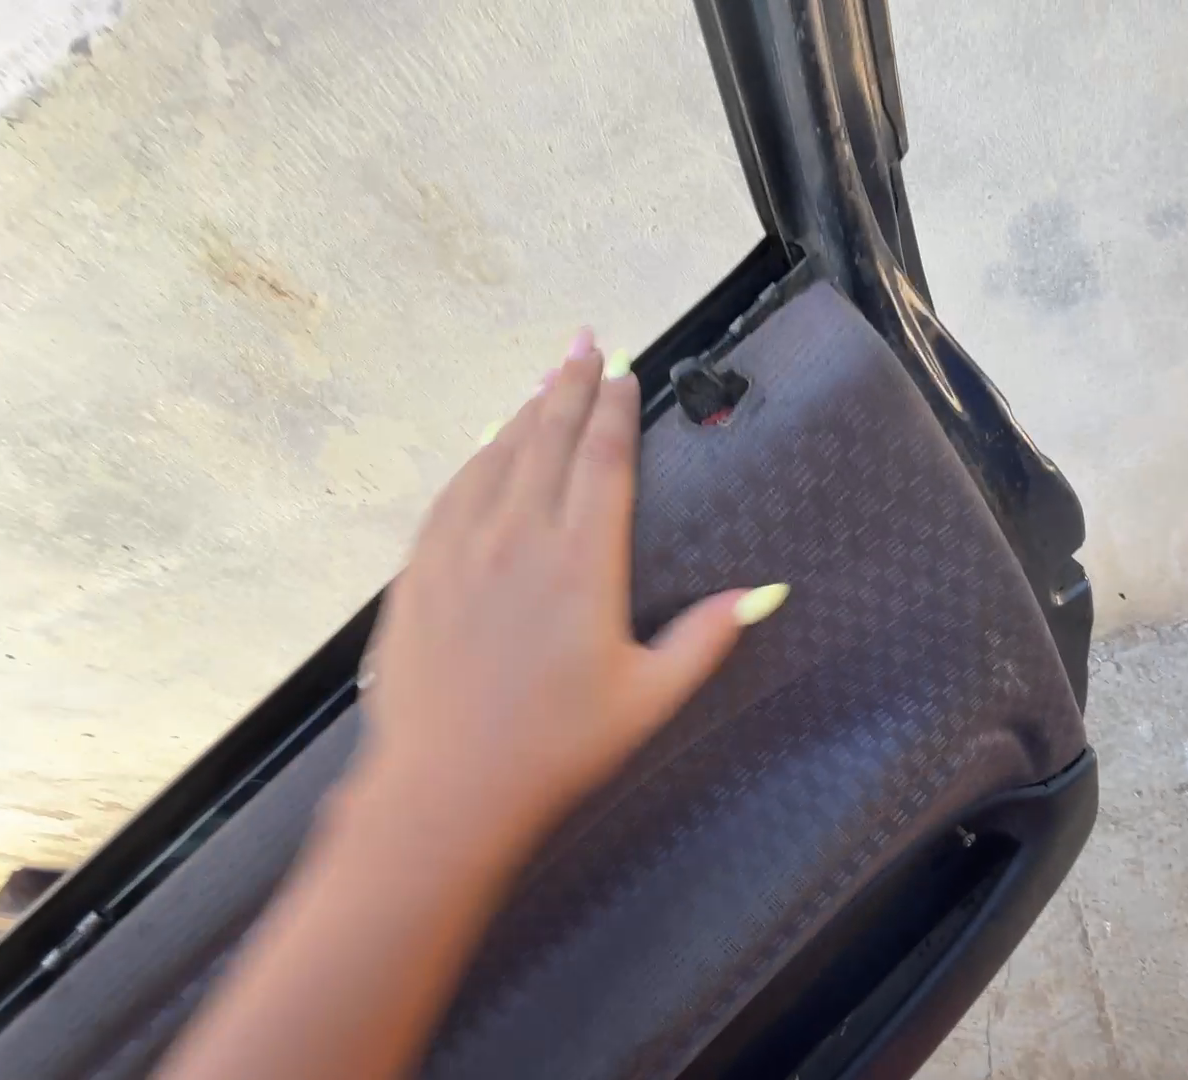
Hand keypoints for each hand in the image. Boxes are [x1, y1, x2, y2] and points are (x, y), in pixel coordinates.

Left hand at [356, 329, 788, 852]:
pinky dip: (477, 456)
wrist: (445, 790)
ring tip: (546, 378)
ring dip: (526, 411)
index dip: (618, 411)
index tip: (627, 373)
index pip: (604, 461)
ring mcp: (461, 549)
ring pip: (498, 456)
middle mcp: (520, 538)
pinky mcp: (420, 570)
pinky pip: (453, 491)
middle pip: (550, 439)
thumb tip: (767, 592)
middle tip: (585, 340)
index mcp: (581, 562)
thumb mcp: (651, 697)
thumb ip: (708, 637)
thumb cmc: (559, 745)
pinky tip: (487, 444)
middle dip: (572, 384)